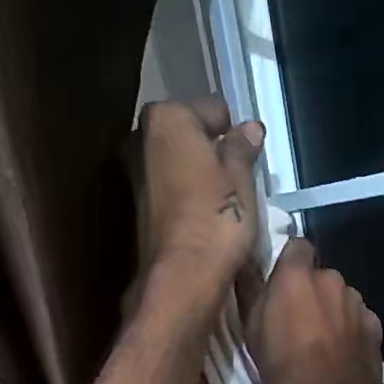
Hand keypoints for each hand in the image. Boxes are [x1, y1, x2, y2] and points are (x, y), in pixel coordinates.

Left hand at [139, 97, 264, 303]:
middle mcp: (141, 135)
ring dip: (200, 172)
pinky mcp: (137, 202)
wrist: (182, 275)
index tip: (249, 157)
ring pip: (179, 160)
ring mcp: (134, 170)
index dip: (234, 131)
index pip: (213, 109)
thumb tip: (249, 128)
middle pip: (190, 133)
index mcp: (168, 118)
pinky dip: (188, 193)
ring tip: (225, 200)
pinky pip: (171, 185)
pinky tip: (206, 215)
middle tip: (239, 179)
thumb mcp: (241, 180)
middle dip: (212, 149)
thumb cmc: (217, 219)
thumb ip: (242, 149)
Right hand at [249, 240, 383, 383]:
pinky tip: (341, 353)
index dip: (289, 263)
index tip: (281, 284)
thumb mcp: (253, 335)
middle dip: (309, 292)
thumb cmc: (286, 370)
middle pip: (319, 276)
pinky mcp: (375, 324)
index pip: (297, 246)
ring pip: (339, 297)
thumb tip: (249, 269)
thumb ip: (253, 294)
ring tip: (320, 343)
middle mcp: (332, 279)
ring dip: (330, 311)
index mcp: (297, 277)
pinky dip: (348, 329)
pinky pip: (356, 318)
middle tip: (297, 322)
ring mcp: (358, 302)